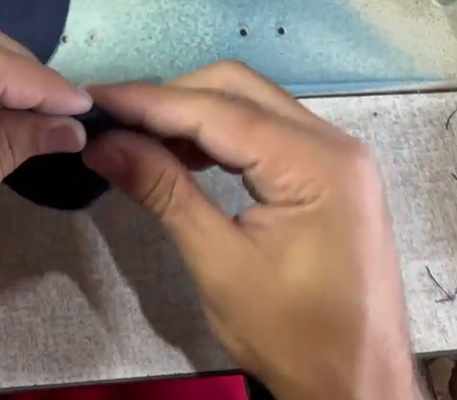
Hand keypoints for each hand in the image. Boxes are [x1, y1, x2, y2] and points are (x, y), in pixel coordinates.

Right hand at [83, 62, 418, 399]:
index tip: (95, 99)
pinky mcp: (324, 169)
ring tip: (135, 134)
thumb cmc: (294, 338)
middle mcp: (331, 141)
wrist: (361, 394)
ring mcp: (332, 153)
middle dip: (169, 98)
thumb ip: (162, 190)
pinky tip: (178, 152)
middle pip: (233, 88)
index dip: (149, 101)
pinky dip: (214, 132)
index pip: (216, 109)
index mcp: (315, 163)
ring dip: (188, 112)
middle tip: (114, 119)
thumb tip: (102, 143)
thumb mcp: (219, 264)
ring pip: (245, 101)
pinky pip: (259, 128)